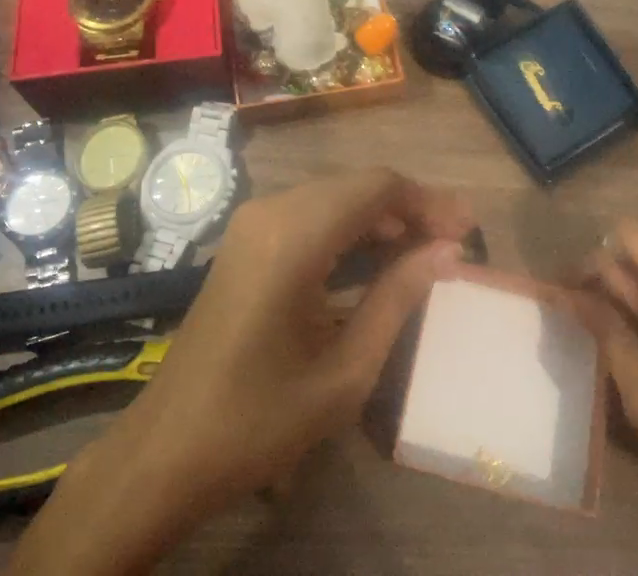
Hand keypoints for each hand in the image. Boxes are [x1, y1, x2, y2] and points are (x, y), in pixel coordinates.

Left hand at [7, 169, 472, 575]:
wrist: (168, 450)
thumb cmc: (260, 419)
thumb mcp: (346, 370)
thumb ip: (398, 298)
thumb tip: (449, 252)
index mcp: (293, 237)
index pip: (377, 187)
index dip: (428, 202)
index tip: (469, 232)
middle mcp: (269, 213)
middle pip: (356, 186)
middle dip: (410, 209)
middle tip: (456, 243)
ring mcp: (250, 227)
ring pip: (333, 198)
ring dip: (381, 219)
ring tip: (429, 253)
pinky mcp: (244, 246)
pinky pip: (309, 218)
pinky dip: (349, 231)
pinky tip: (378, 262)